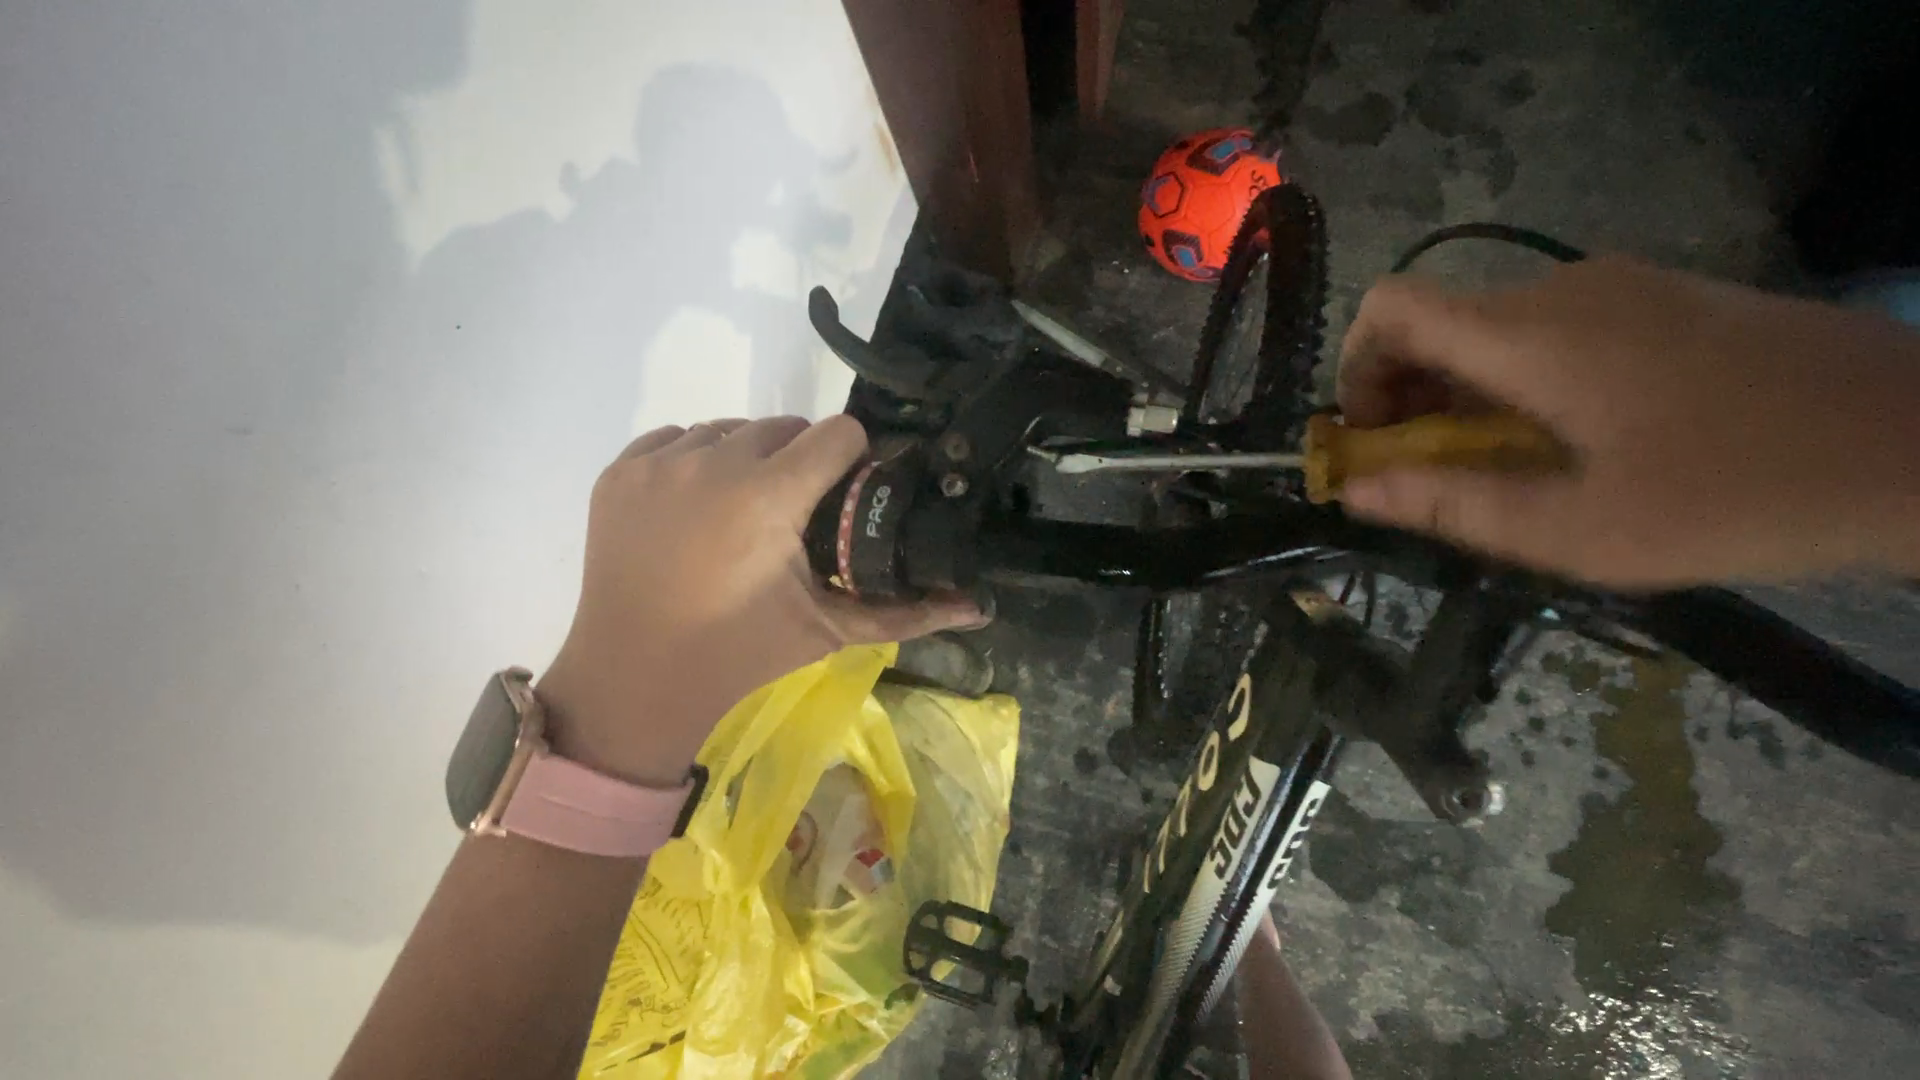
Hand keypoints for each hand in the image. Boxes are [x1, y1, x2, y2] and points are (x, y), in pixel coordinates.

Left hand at [537, 416, 980, 785]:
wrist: (636, 677)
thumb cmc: (742, 654)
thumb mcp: (828, 630)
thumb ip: (907, 613)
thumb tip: (980, 608)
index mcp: (768, 496)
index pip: (836, 432)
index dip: (852, 458)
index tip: (846, 492)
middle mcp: (711, 463)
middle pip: (784, 426)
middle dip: (801, 462)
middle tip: (797, 515)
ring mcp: (658, 464)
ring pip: (729, 429)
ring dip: (748, 459)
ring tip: (745, 512)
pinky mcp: (619, 471)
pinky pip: (676, 439)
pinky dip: (694, 462)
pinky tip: (697, 509)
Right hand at [1335, 254, 1919, 586]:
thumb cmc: (1738, 493)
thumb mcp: (1575, 529)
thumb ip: (1449, 505)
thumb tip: (1353, 492)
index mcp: (1527, 335)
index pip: (1389, 307)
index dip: (1354, 368)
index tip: (1373, 438)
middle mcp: (1560, 292)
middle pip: (1433, 323)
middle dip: (1402, 397)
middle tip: (1429, 473)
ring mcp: (1616, 289)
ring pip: (1487, 330)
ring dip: (1458, 395)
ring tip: (1498, 469)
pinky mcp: (1659, 301)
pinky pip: (1545, 331)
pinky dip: (1513, 382)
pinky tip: (1563, 440)